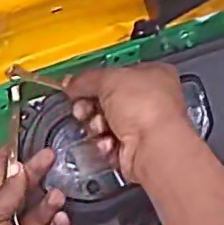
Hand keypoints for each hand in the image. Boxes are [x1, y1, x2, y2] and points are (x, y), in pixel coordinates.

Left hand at [0, 145, 69, 224]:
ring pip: (37, 211)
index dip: (6, 160)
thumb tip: (18, 172)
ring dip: (48, 201)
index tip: (19, 143)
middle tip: (48, 159)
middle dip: (33, 175)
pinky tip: (60, 219)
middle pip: (18, 191)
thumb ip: (6, 194)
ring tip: (57, 195)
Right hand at [63, 63, 196, 184]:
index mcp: (152, 75)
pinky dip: (105, 143)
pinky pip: (109, 143)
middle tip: (82, 109)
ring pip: (105, 124)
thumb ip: (86, 80)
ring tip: (99, 127)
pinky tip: (109, 142)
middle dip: (90, 106)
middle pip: (108, 101)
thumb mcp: (108, 80)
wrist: (153, 146)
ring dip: (96, 126)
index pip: (117, 74)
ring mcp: (143, 127)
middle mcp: (151, 100)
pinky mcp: (134, 150)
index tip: (76, 87)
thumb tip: (70, 82)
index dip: (94, 81)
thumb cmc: (144, 106)